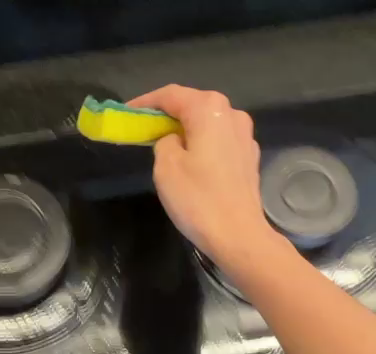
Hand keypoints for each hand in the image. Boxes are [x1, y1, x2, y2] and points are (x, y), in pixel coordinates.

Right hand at [127, 85, 283, 269]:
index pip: (171, 95)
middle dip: (168, 115)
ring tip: (168, 149)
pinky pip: (219, 143)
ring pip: (208, 125)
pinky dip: (202, 146)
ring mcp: (244, 136)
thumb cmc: (198, 200)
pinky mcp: (248, 158)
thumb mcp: (165, 168)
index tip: (126, 113)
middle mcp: (231, 113)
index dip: (145, 102)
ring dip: (186, 131)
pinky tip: (193, 164)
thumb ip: (163, 143)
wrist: (238, 235)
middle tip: (145, 131)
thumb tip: (173, 140)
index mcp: (208, 109)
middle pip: (193, 106)